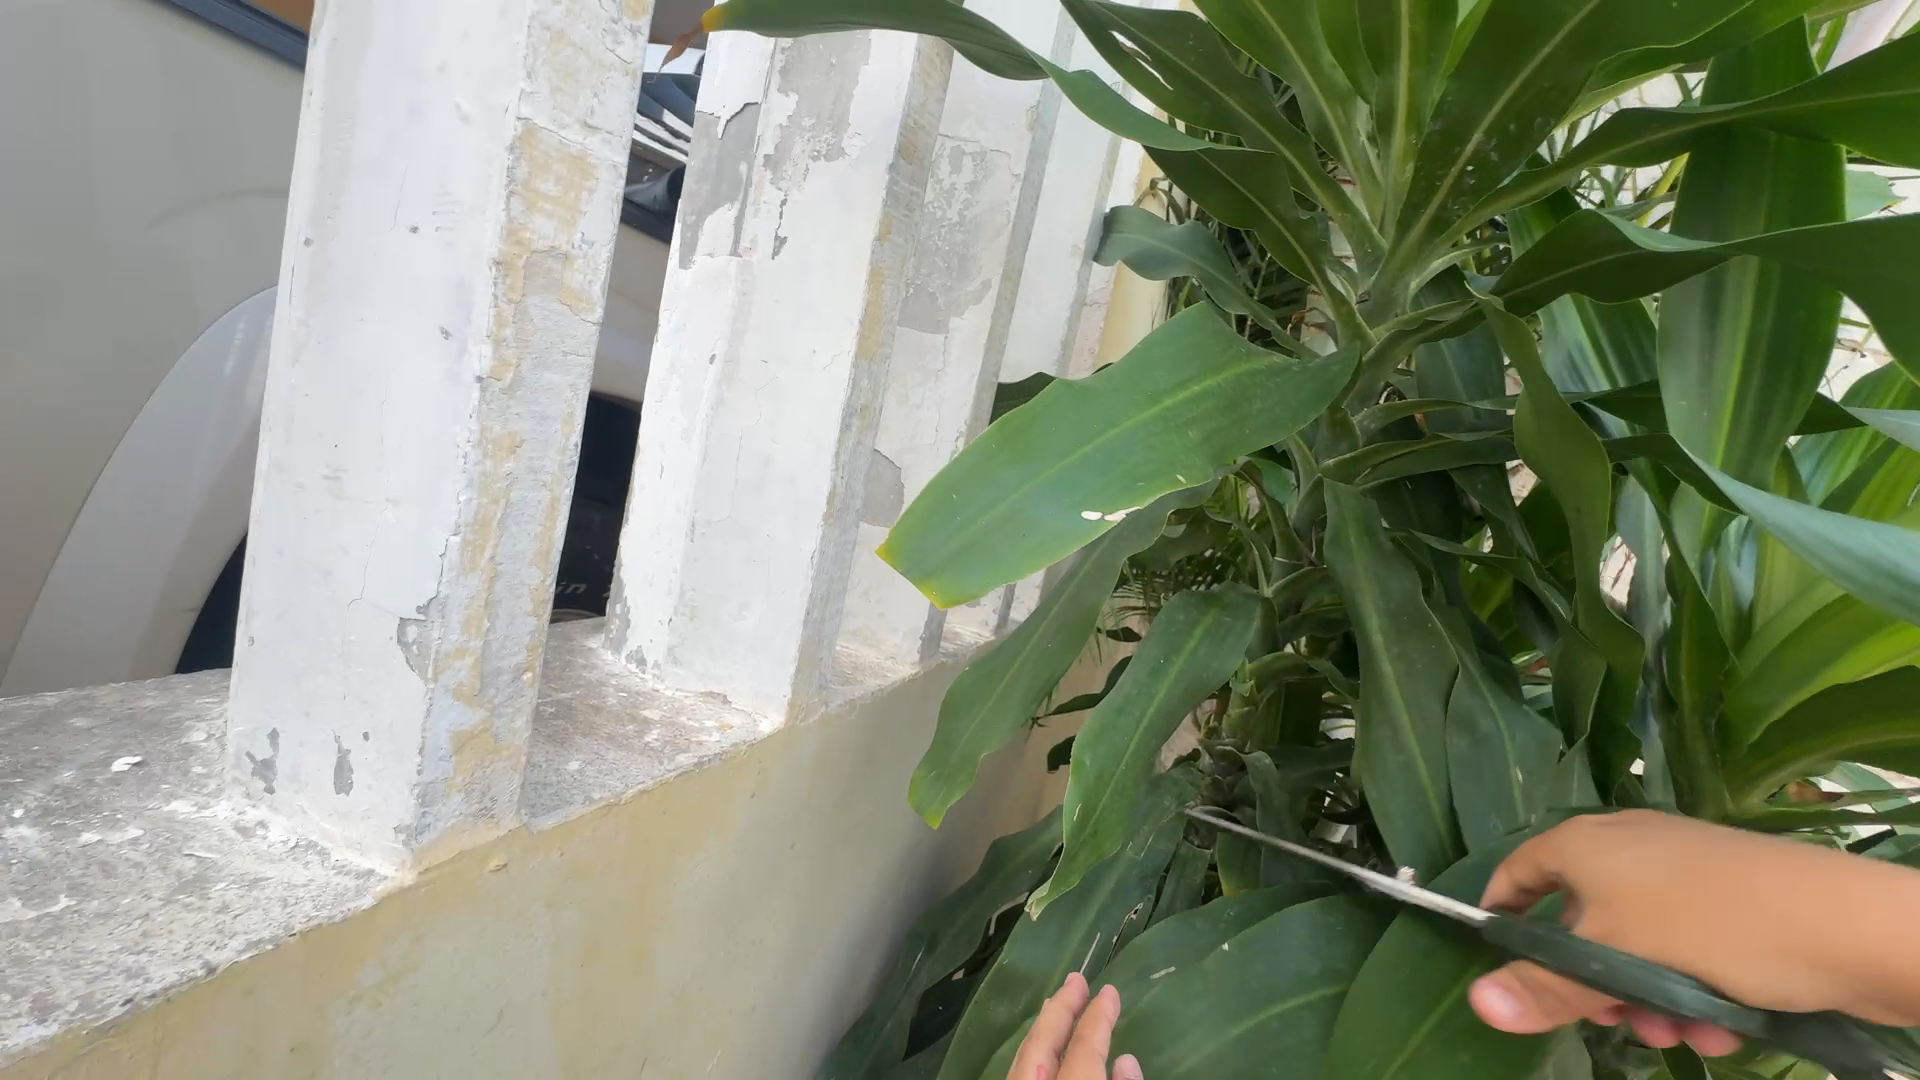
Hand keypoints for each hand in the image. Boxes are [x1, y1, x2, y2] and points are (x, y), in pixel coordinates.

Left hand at [1008, 972, 1143, 1079]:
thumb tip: (1126, 1061)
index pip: (1084, 1048)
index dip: (1098, 1019)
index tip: (1110, 991)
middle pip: (1043, 1043)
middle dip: (1061, 1009)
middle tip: (1077, 979)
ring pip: (1023, 1057)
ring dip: (1043, 1029)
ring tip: (1057, 1004)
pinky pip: (1018, 1072)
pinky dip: (1032, 1054)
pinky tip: (1042, 1050)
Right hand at [1468, 810, 1919, 1053]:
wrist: (1857, 925)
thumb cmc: (1709, 927)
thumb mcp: (1617, 962)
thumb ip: (1545, 985)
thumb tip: (1477, 1004)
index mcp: (1578, 843)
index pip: (1515, 874)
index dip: (1504, 917)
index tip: (1507, 963)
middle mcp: (1620, 843)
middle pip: (1581, 915)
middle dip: (1596, 979)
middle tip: (1616, 1020)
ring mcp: (1679, 863)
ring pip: (1638, 935)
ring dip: (1650, 992)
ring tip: (1685, 1033)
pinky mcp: (1730, 888)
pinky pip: (1685, 935)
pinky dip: (1691, 980)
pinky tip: (1722, 1022)